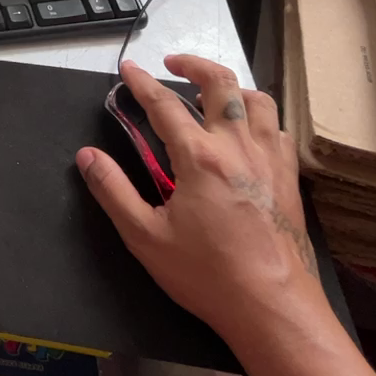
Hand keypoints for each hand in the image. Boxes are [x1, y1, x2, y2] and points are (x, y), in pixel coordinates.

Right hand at [76, 55, 327, 343]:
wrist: (275, 311)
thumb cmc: (209, 276)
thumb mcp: (145, 237)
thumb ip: (113, 190)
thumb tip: (87, 156)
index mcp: (200, 158)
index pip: (164, 104)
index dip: (141, 82)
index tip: (127, 68)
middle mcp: (238, 149)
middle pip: (221, 84)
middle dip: (194, 64)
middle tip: (173, 63)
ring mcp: (270, 162)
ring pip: (257, 101)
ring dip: (231, 87)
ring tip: (210, 93)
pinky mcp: (289, 180)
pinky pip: (278, 131)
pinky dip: (258, 118)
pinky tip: (245, 132)